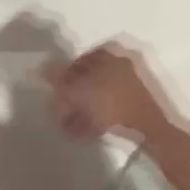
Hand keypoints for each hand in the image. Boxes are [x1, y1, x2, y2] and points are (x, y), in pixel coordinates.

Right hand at [41, 41, 171, 141]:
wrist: (147, 127)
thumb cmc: (109, 103)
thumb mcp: (77, 90)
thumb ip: (58, 79)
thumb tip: (41, 67)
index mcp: (108, 56)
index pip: (80, 60)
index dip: (64, 76)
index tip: (56, 92)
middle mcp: (120, 65)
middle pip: (89, 79)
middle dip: (72, 97)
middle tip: (60, 112)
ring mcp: (130, 85)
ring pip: (98, 96)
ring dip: (81, 110)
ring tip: (68, 128)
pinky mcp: (135, 105)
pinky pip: (109, 108)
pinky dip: (95, 118)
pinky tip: (83, 133)